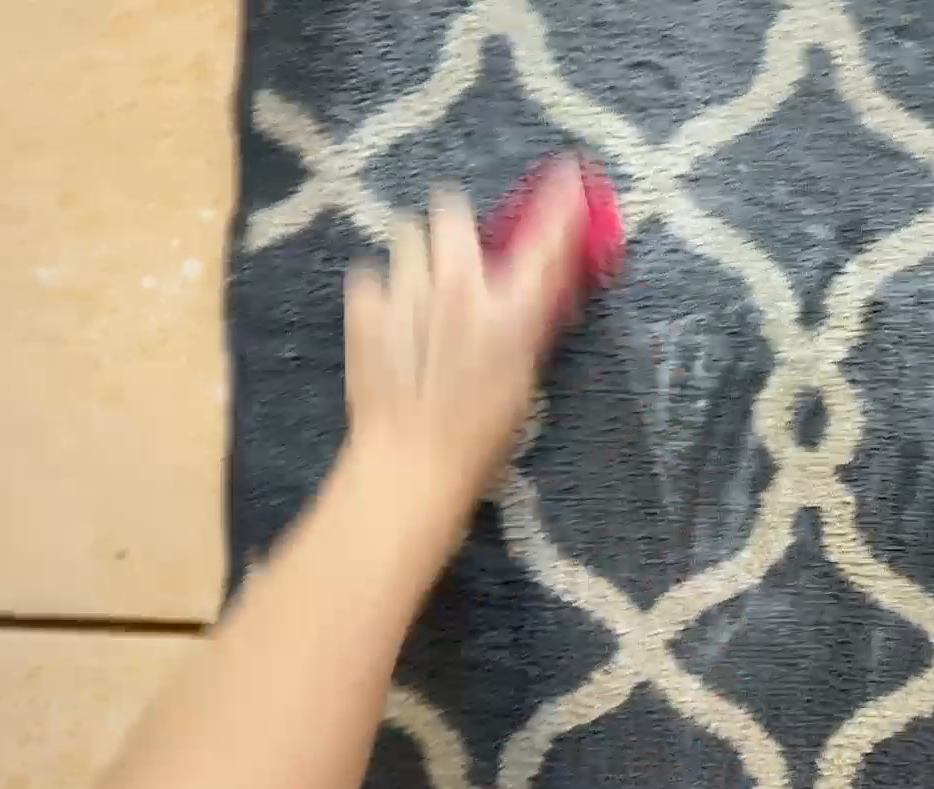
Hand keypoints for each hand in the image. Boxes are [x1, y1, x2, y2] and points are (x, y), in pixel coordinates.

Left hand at [341, 159, 587, 497]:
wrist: (412, 462)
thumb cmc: (482, 435)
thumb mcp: (522, 380)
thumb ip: (526, 324)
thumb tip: (531, 289)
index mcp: (507, 313)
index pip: (544, 245)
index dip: (560, 209)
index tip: (570, 181)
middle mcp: (457, 289)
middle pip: (450, 211)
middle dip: (457, 231)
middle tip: (462, 267)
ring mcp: (405, 293)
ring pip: (408, 237)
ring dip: (420, 259)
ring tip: (423, 299)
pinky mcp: (363, 307)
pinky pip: (374, 276)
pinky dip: (386, 293)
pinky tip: (395, 327)